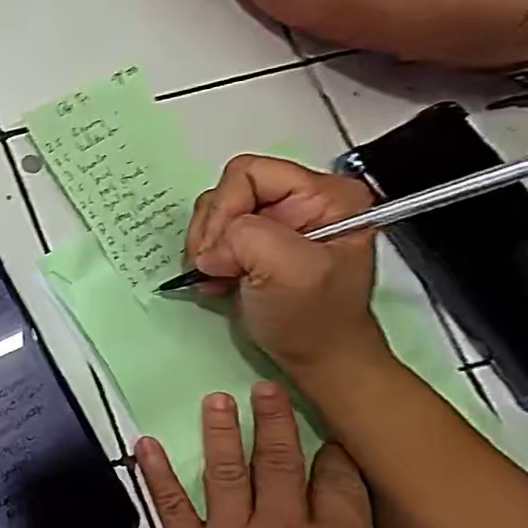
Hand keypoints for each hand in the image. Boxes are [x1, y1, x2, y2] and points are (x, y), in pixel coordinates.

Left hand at [136, 383, 425, 527]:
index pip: (340, 486)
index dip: (337, 456)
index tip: (332, 431)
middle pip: (280, 467)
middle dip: (276, 424)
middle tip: (267, 387)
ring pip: (226, 474)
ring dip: (221, 433)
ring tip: (216, 399)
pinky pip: (170, 507)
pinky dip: (157, 474)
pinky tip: (147, 445)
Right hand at [186, 155, 389, 379]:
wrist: (315, 353)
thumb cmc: (311, 316)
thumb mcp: (290, 271)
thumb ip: (249, 238)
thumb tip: (211, 248)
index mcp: (324, 195)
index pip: (246, 174)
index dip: (225, 212)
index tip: (227, 253)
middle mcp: (299, 200)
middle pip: (224, 192)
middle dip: (211, 232)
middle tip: (223, 267)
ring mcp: (274, 222)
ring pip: (211, 214)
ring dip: (204, 248)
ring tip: (222, 274)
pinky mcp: (252, 242)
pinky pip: (209, 235)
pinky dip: (203, 259)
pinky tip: (219, 278)